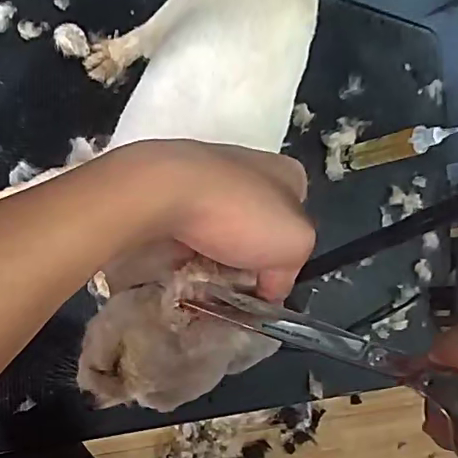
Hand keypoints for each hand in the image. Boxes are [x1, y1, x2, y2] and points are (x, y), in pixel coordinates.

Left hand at [100, 140, 314, 299]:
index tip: (267, 285)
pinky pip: (183, 232)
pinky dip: (182, 252)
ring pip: (216, 232)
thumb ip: (290, 269)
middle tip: (235, 289)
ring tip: (203, 284)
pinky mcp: (169, 191)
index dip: (284, 259)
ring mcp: (205, 178)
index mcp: (286, 174)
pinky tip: (178, 269)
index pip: (293, 224)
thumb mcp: (294, 246)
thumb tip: (270, 288)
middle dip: (245, 261)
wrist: (162, 193)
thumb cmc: (238, 212)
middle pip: (254, 229)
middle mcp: (247, 169)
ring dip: (211, 260)